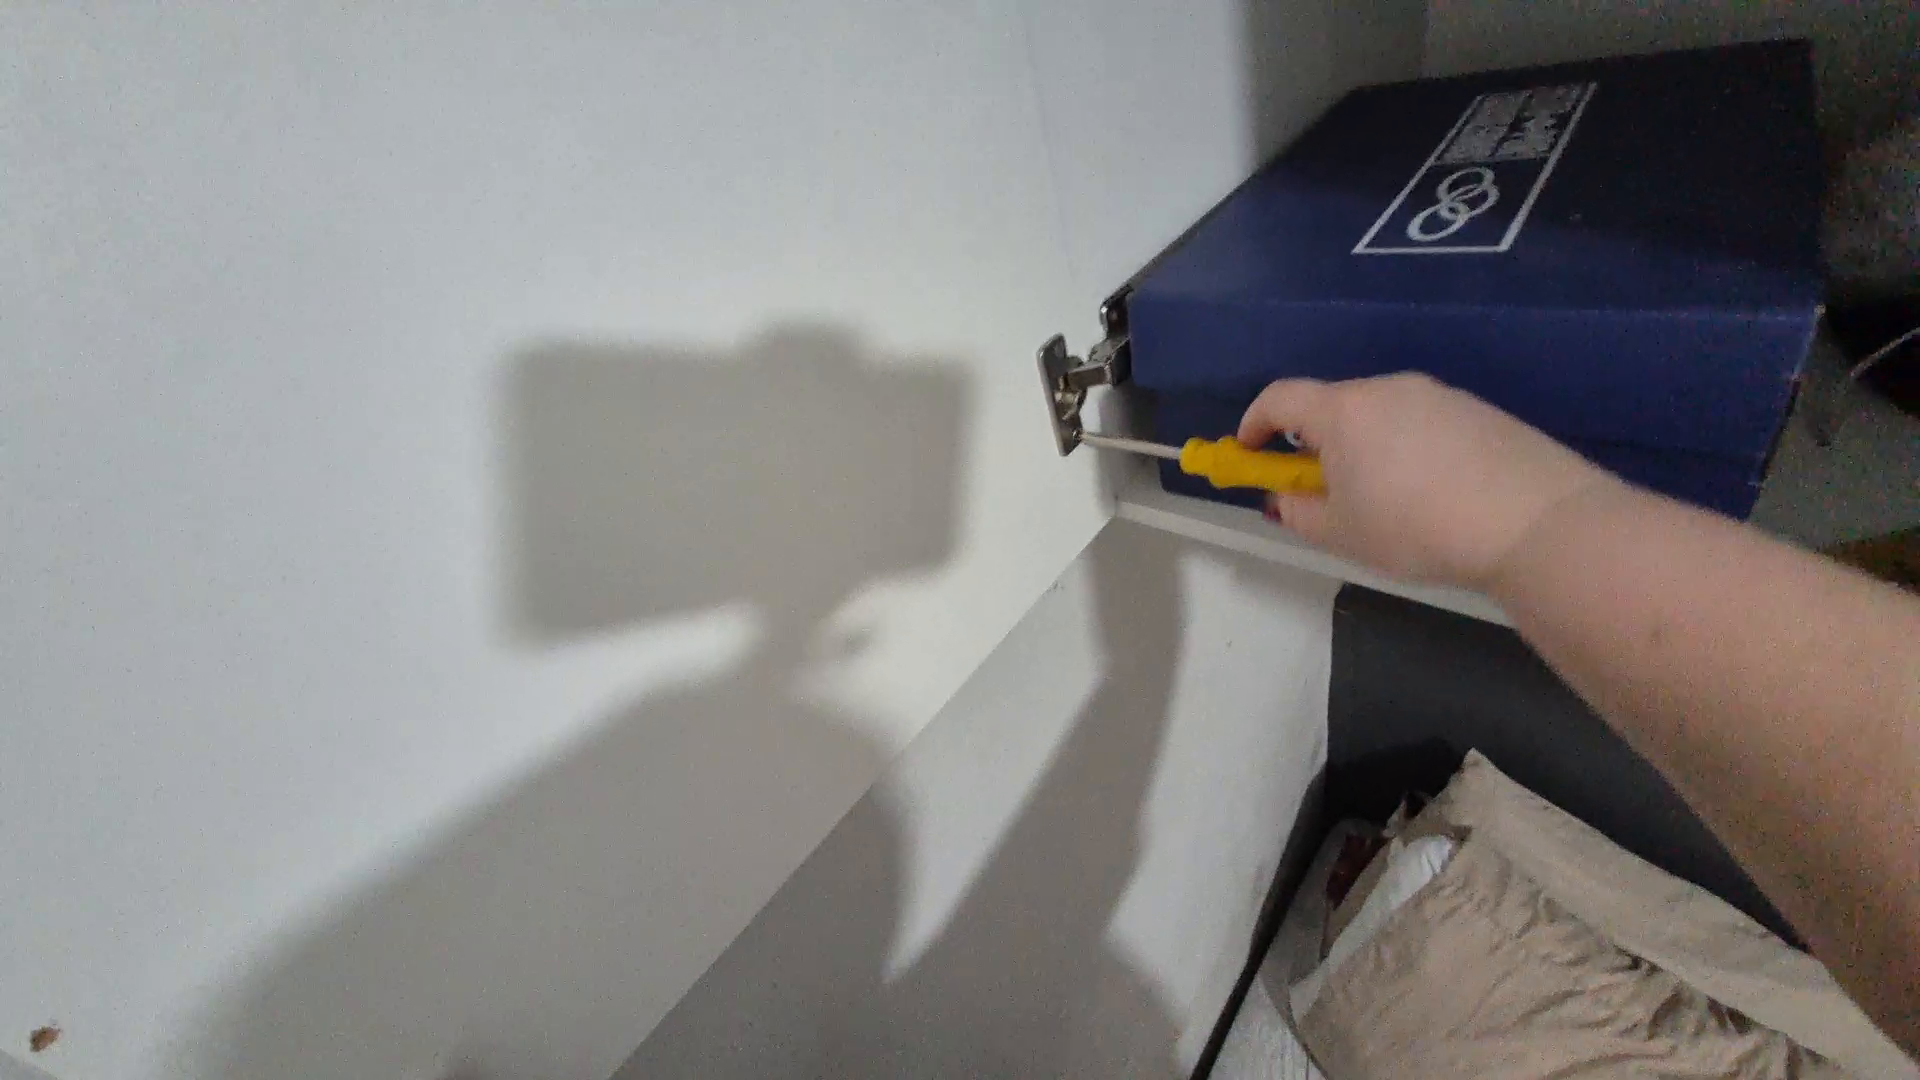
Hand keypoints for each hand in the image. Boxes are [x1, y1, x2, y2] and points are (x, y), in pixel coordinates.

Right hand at [1238, 373, 1617, 589]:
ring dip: (1358, 445)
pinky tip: (1426, 490)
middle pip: (1330, 405)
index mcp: (1343, 412)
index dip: (1253, 423)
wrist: (1536, 522)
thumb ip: (1297, 512)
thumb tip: (1285, 498)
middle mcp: (1386, 389)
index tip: (1248, 452)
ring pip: (1376, 414)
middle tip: (1319, 487)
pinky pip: (1418, 421)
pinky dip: (1401, 446)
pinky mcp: (1476, 410)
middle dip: (1310, 442)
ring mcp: (1437, 395)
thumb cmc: (1415, 527)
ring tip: (1379, 496)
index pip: (1279, 398)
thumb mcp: (1340, 533)